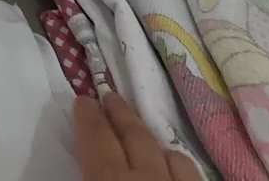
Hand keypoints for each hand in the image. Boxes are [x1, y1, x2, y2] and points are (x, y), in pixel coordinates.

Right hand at [74, 92, 202, 180]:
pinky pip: (195, 177)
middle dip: (121, 114)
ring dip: (154, 140)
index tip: (84, 99)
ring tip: (142, 133)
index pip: (97, 136)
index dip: (89, 115)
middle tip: (110, 96)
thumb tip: (73, 152)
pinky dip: (179, 165)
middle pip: (136, 138)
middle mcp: (149, 177)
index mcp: (110, 177)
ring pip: (173, 156)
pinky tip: (171, 169)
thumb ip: (86, 170)